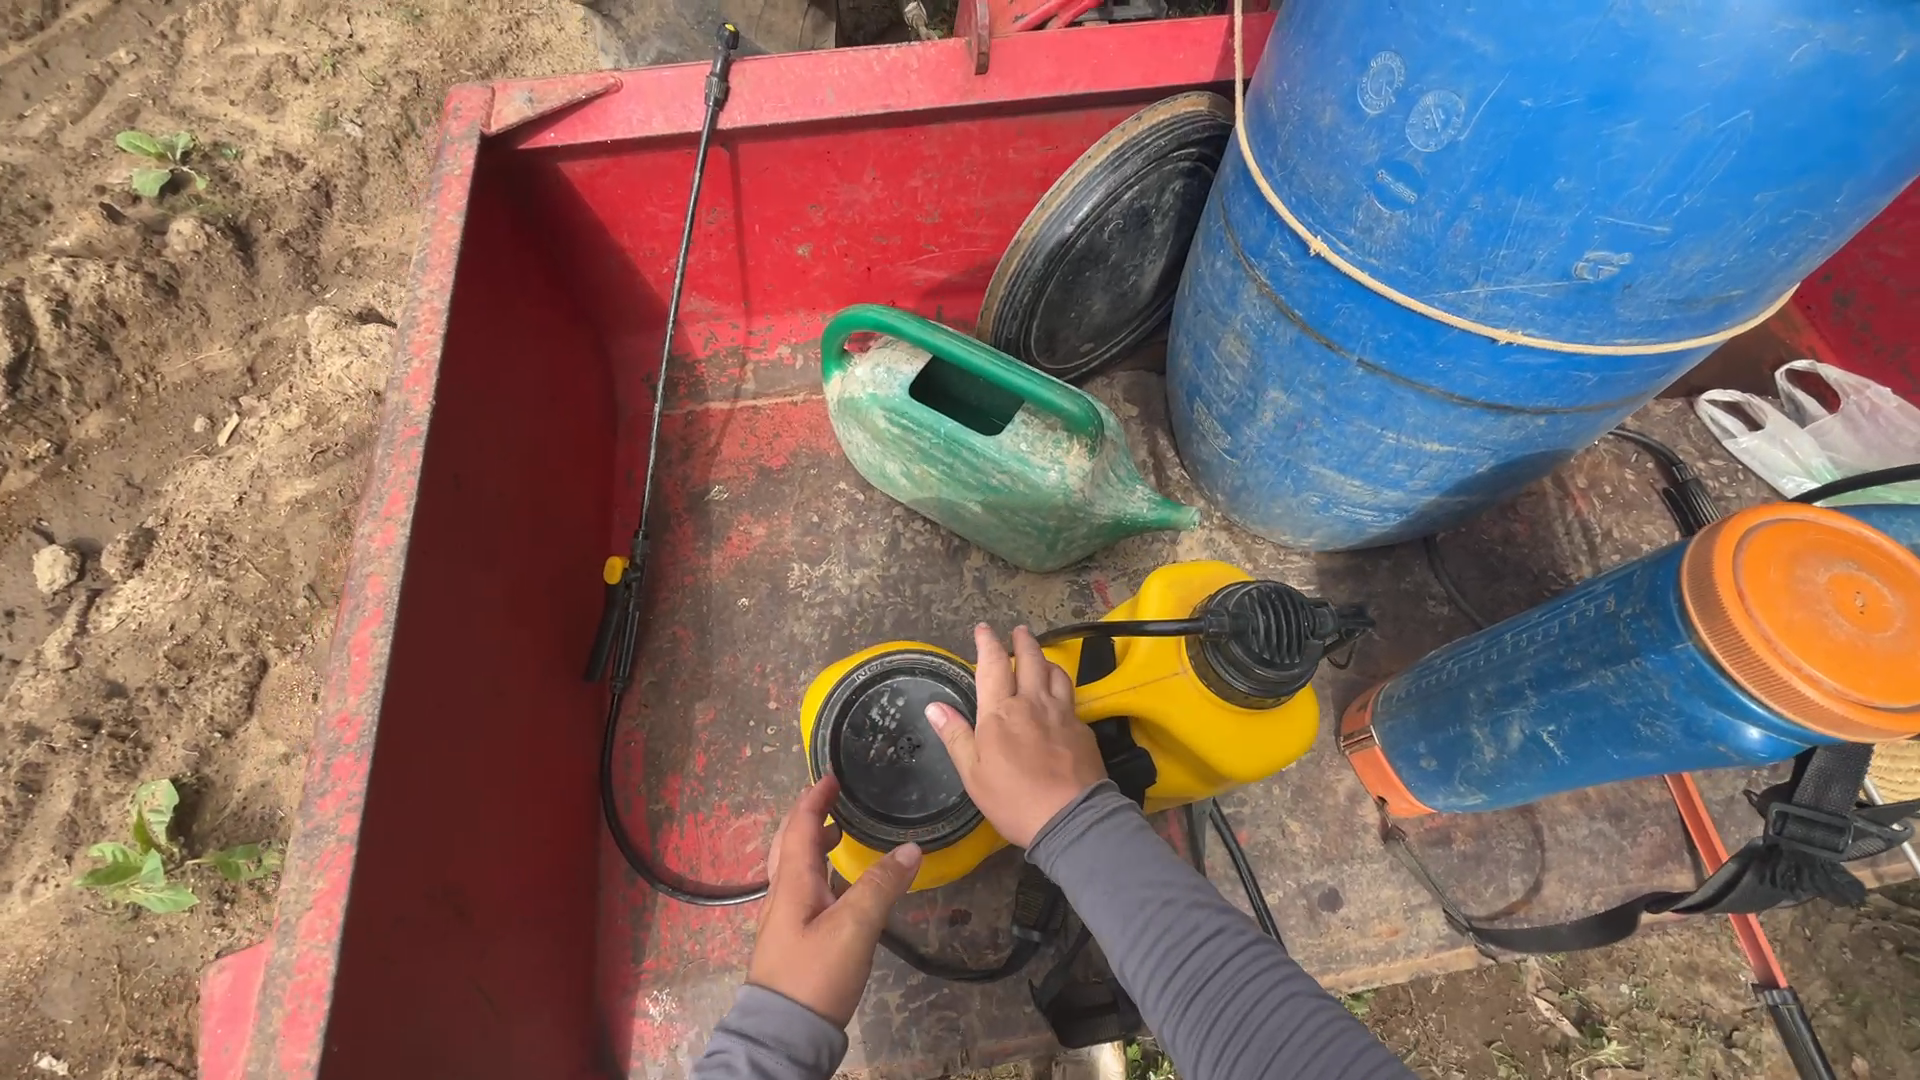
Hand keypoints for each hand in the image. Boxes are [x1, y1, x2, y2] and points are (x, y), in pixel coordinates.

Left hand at [747, 776, 921, 1026]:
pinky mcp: (793, 941)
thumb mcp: (854, 928)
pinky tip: (839, 887)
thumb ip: (881, 886)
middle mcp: (783, 894)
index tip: (831, 776)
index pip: (801, 826)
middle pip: (790, 843)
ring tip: (840, 836)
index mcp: (793, 882)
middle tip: (834, 801)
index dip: (815, 799)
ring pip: (795, 868)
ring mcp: (785, 919)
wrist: (782, 1037)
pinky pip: (804, 890)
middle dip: (810, 817)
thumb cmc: (814, 975)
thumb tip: (911, 848)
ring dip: (814, 844)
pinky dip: (820, 872)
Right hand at [924, 624, 1105, 847]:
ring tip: (1041, 657)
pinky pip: (1071, 696)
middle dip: (1023, 642)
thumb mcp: (973, 774)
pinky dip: (1062, 685)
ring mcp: (1062, 713)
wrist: (1071, 818)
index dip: (988, 643)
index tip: (984, 629)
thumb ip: (956, 736)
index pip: (993, 665)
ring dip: (1045, 659)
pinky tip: (1060, 695)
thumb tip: (934, 706)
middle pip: (1030, 660)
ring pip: (1055, 673)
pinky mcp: (1082, 728)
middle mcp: (1033, 703)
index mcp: (1001, 712)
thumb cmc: (1014, 799)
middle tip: (1019, 631)